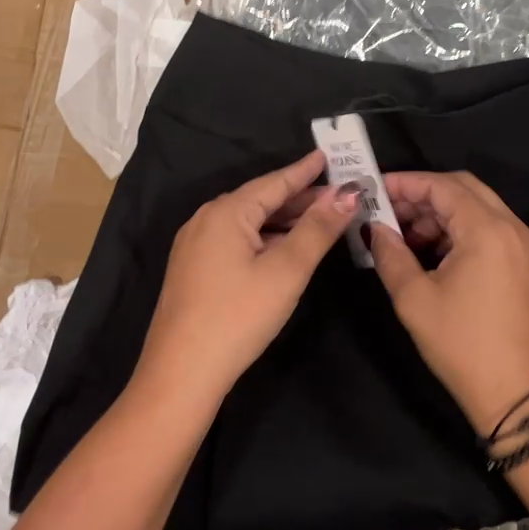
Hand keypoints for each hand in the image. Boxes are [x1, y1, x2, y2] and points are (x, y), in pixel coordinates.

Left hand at [138, 150, 358, 401]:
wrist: (180, 374)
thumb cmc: (238, 316)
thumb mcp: (286, 271)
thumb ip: (318, 229)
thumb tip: (347, 194)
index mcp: (227, 211)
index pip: (276, 182)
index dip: (306, 170)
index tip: (330, 155)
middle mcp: (206, 219)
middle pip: (261, 199)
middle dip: (301, 198)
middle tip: (340, 194)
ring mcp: (196, 245)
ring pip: (249, 221)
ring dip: (285, 220)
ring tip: (321, 219)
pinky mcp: (194, 269)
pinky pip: (237, 239)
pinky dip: (266, 237)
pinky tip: (285, 248)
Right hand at [370, 171, 528, 436]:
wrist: (519, 396)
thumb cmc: (462, 345)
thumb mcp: (414, 300)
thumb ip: (390, 254)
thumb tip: (374, 227)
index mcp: (487, 229)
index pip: (442, 186)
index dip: (405, 183)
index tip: (372, 191)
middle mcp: (511, 226)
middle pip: (463, 188)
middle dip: (422, 194)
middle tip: (386, 211)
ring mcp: (523, 244)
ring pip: (477, 207)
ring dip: (440, 213)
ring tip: (402, 237)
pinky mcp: (525, 263)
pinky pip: (489, 228)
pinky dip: (459, 230)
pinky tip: (430, 252)